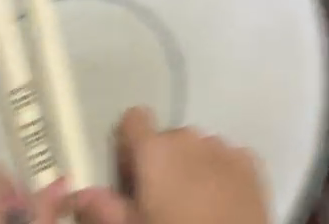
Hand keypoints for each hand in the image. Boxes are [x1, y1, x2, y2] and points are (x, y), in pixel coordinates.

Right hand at [72, 107, 270, 223]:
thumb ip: (104, 210)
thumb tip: (78, 192)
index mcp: (155, 151)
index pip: (134, 118)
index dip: (128, 146)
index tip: (131, 178)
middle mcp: (189, 137)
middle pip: (166, 140)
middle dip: (162, 165)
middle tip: (161, 204)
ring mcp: (223, 146)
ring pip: (197, 148)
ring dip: (191, 168)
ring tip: (193, 208)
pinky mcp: (250, 161)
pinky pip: (225, 158)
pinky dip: (219, 174)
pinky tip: (221, 206)